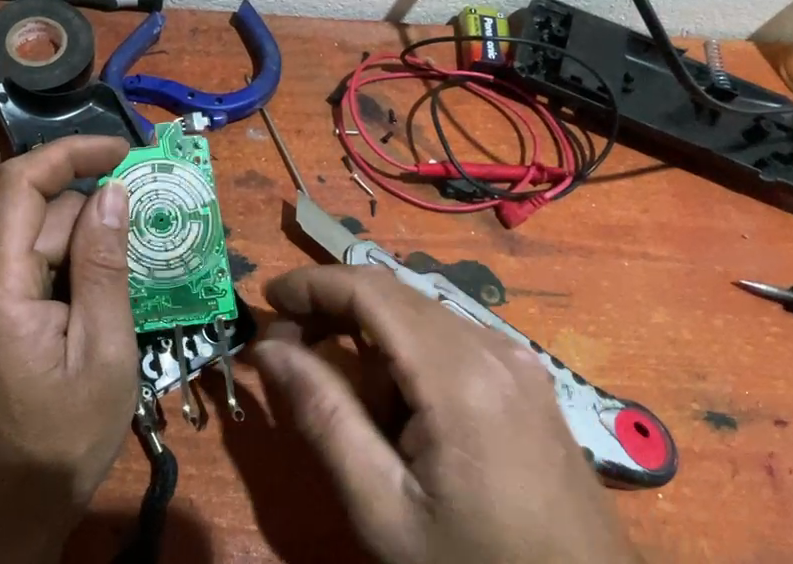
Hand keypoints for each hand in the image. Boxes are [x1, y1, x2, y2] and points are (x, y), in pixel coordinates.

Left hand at [0, 136, 136, 563]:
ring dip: (84, 227)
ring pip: (33, 231)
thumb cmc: (65, 437)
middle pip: (32, 208)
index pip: (19, 184)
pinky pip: (28, 260)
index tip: (123, 150)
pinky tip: (108, 272)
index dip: (70, 153)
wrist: (15, 503)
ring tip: (138, 243)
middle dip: (91, 198)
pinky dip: (69, 254)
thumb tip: (114, 191)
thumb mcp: (104, 352)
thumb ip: (105, 266)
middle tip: (150, 208)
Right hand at [251, 265, 635, 563]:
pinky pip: (449, 342)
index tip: (264, 302)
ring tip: (367, 423)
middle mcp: (493, 347)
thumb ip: (323, 416)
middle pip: (392, 295)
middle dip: (334, 315)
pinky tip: (407, 420)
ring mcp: (518, 362)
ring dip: (373, 348)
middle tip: (289, 357)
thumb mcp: (382, 508)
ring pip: (418, 318)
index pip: (369, 290)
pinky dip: (409, 361)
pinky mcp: (528, 381)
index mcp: (459, 373)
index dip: (310, 284)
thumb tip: (268, 347)